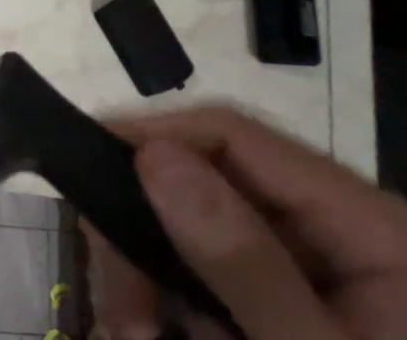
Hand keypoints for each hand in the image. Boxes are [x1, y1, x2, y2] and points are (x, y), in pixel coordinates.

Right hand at [86, 107, 406, 339]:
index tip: (80, 184)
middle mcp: (343, 230)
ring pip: (185, 226)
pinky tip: (153, 331)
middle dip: (135, 235)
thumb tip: (151, 155)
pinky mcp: (294, 296)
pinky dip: (168, 298)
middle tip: (117, 312)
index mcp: (374, 227)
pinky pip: (204, 269)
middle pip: (196, 182)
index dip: (147, 140)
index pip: (232, 135)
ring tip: (130, 333)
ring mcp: (317, 266)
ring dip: (141, 274)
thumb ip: (243, 260)